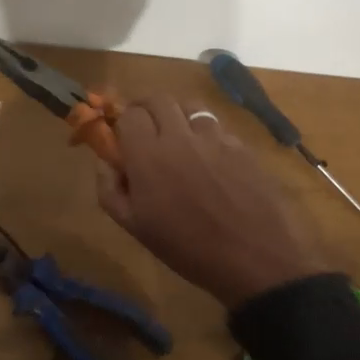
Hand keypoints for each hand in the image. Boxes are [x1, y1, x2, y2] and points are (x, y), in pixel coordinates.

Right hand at [97, 97, 328, 309]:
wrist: (253, 260)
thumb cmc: (186, 247)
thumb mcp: (134, 226)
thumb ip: (109, 188)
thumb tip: (106, 162)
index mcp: (147, 155)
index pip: (128, 114)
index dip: (123, 123)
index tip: (124, 138)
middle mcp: (179, 137)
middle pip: (158, 99)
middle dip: (147, 110)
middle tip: (147, 130)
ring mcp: (215, 139)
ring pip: (190, 107)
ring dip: (178, 116)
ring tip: (180, 139)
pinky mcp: (242, 147)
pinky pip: (218, 128)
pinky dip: (207, 135)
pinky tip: (210, 160)